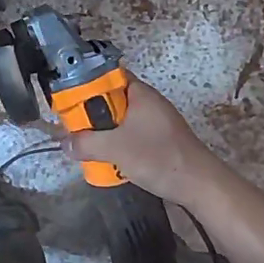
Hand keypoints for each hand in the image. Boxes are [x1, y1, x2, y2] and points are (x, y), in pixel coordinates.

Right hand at [66, 78, 227, 207]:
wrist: (199, 185)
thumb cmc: (158, 157)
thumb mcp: (115, 148)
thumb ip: (85, 143)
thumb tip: (64, 143)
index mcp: (140, 94)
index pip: (107, 77)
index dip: (85, 86)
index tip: (68, 103)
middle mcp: (148, 103)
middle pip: (110, 101)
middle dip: (91, 117)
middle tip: (75, 131)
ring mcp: (154, 123)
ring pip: (119, 122)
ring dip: (103, 135)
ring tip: (88, 149)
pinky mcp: (158, 142)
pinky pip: (129, 137)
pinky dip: (117, 147)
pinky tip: (109, 162)